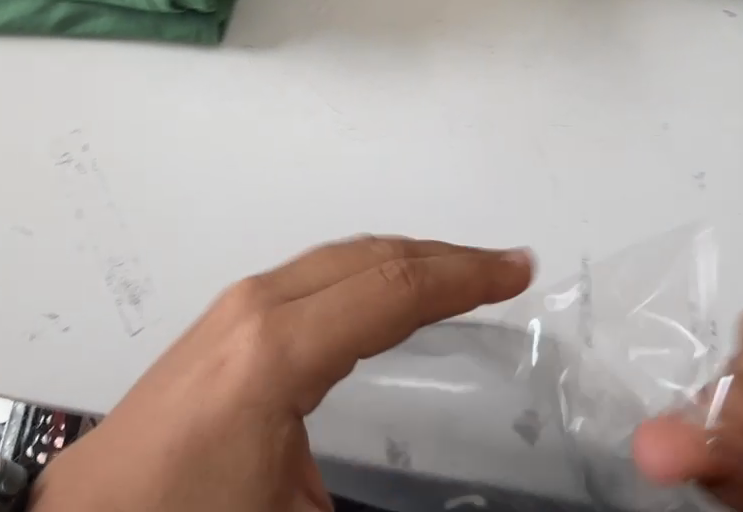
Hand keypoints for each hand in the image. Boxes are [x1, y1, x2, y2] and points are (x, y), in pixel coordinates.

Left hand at [31, 236, 533, 511]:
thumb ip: (384, 495)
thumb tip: (462, 499)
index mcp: (279, 351)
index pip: (392, 290)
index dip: (462, 275)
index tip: (517, 269)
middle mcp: (258, 308)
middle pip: (370, 257)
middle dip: (444, 256)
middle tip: (504, 266)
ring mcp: (236, 305)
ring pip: (340, 257)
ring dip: (406, 258)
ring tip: (460, 274)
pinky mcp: (225, 319)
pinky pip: (315, 274)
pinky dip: (367, 272)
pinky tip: (385, 293)